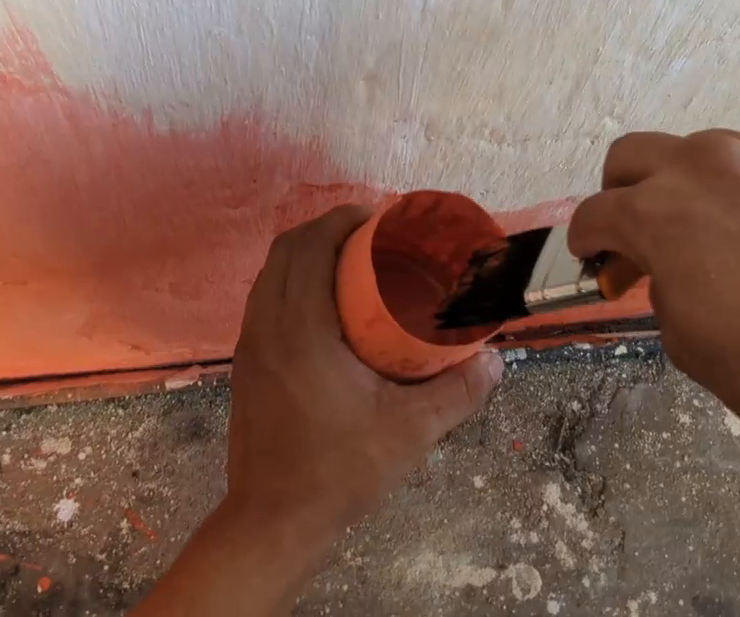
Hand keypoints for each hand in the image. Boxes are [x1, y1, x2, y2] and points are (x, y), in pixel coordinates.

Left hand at [226, 205, 503, 534]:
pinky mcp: (245, 362)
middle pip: (285, 249)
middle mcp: (267, 324)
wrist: (272, 521)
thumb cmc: (340, 470)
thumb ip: (457, 393)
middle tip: (369, 236)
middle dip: (324, 229)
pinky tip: (323, 303)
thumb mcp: (410, 432)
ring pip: (269, 272)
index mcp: (300, 328)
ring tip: (348, 262)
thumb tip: (495, 360)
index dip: (340, 220)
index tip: (377, 218)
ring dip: (304, 253)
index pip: (309, 247)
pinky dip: (290, 280)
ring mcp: (249, 343)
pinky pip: (264, 297)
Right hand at [568, 131, 739, 468]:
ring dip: (693, 189)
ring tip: (731, 241)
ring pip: (704, 153)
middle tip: (645, 238)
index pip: (594, 212)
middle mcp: (707, 164)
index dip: (588, 242)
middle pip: (631, 155)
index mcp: (659, 211)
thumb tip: (660, 266)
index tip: (600, 262)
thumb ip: (656, 287)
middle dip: (622, 194)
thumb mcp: (688, 345)